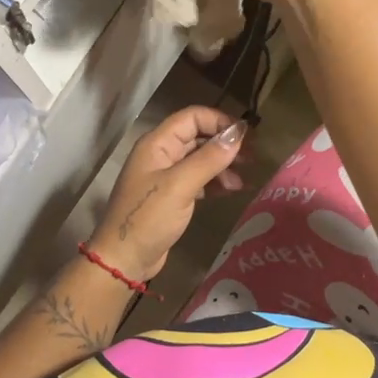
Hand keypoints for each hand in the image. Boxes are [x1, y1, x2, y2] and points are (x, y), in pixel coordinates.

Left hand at [87, 106, 246, 282]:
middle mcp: (160, 155)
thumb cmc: (148, 218)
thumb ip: (209, 158)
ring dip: (223, 166)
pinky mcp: (171, 197)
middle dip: (225, 144)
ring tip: (243, 180)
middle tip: (252, 158)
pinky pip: (197, 181)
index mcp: (157, 144)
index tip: (246, 135)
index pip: (192, 117)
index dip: (220, 121)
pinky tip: (232, 191)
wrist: (124, 259)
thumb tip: (238, 133)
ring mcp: (165, 177)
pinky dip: (215, 183)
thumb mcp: (180, 186)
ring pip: (200, 160)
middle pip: (197, 137)